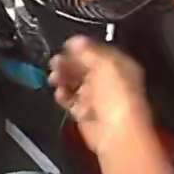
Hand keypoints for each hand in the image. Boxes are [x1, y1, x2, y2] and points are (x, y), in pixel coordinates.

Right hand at [49, 36, 152, 154]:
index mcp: (119, 65)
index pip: (98, 51)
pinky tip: (59, 92)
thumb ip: (88, 51)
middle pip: (84, 67)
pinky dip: (63, 96)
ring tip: (54, 76)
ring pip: (75, 83)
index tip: (66, 46)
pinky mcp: (86, 113)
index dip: (82, 48)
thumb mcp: (104, 64)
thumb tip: (76, 41)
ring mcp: (97, 98)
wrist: (115, 132)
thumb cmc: (118, 98)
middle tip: (55, 61)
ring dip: (63, 78)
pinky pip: (70, 100)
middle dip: (69, 63)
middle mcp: (109, 81)